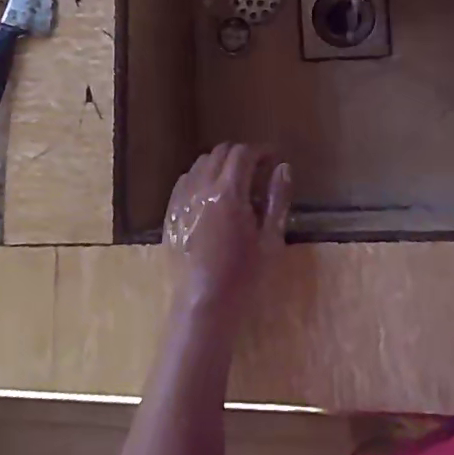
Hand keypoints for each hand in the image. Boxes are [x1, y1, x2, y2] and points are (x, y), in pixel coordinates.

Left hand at [163, 144, 290, 319]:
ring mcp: (182, 198)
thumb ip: (277, 199)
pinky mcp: (171, 212)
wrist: (204, 304)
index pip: (243, 153)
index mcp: (229, 192)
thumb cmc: (244, 275)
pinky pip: (185, 181)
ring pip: (201, 164)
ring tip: (235, 182)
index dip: (261, 150)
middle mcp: (202, 187)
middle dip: (241, 154)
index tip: (273, 158)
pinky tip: (211, 196)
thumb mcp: (270, 238)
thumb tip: (283, 167)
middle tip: (257, 169)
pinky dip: (201, 178)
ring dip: (220, 164)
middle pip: (221, 152)